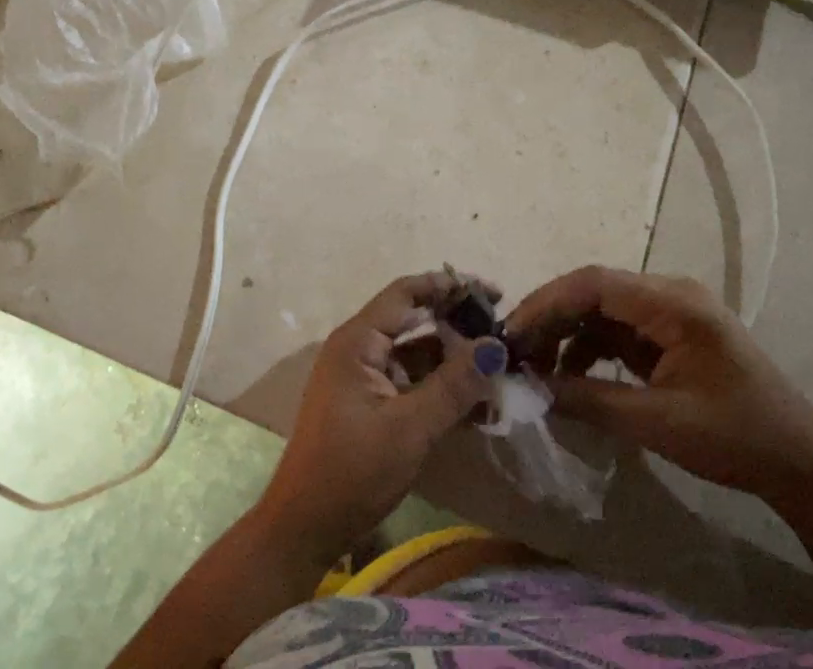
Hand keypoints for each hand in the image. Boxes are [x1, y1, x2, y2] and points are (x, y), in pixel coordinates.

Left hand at [258, 272, 508, 557]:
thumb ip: (454, 384)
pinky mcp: (371, 406)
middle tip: (505, 334)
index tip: (492, 294)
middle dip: (458, 326)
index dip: (448, 287)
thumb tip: (496, 346)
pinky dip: (442, 389)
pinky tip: (481, 404)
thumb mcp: (410, 427)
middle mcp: (358, 351)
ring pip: (417, 356)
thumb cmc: (352, 470)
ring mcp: (364, 379)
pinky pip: (412, 384)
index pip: (405, 294)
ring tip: (503, 372)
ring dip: (456, 362)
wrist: (307, 525)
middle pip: (414, 321)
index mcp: (357, 342)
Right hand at [504, 267, 812, 501]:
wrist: (800, 463)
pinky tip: (569, 380)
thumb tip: (529, 389)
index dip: (545, 304)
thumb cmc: (735, 437)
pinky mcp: (669, 338)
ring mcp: (670, 316)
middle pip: (592, 292)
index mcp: (674, 303)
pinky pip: (615, 332)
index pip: (593, 283)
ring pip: (600, 312)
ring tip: (534, 369)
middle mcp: (670, 296)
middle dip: (549, 320)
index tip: (510, 334)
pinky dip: (587, 351)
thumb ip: (589, 400)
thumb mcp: (656, 422)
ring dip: (564, 336)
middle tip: (513, 354)